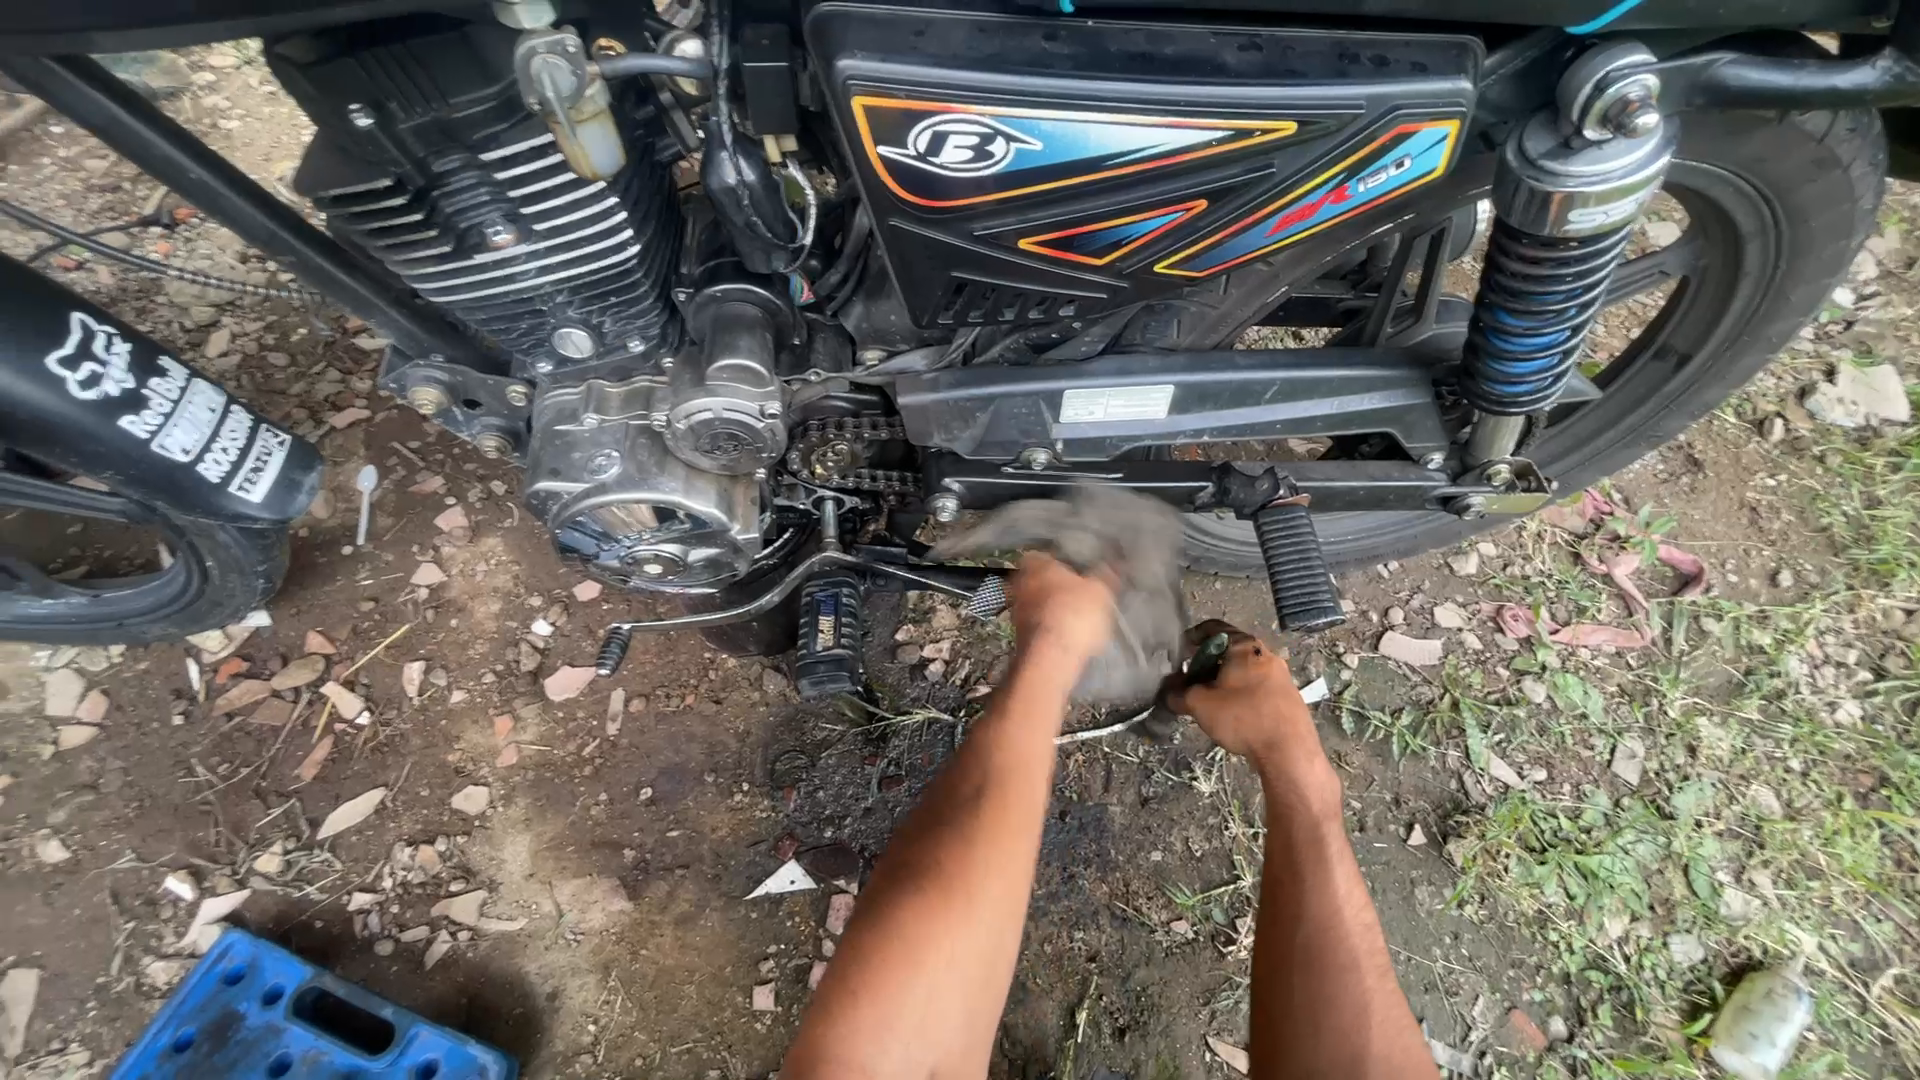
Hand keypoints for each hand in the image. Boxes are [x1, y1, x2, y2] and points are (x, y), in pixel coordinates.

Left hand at [1005, 552, 1113, 670]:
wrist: (1052, 657)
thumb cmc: (1076, 613)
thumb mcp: (1101, 590)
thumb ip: (1105, 574)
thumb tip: (1113, 564)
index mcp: (1037, 565)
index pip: (1041, 554)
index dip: (1057, 561)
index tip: (1074, 570)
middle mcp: (1020, 584)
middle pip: (1037, 579)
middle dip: (1054, 586)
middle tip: (1076, 593)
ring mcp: (1017, 611)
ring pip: (1036, 603)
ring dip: (1050, 608)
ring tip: (1075, 617)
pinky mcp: (1019, 635)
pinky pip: (1037, 624)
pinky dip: (1049, 627)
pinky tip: (1067, 635)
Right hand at [1165, 621, 1336, 798]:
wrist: (1290, 752)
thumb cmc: (1243, 717)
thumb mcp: (1200, 704)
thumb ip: (1179, 694)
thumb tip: (1169, 691)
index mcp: (1244, 646)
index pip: (1213, 628)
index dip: (1191, 637)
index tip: (1179, 654)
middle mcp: (1265, 654)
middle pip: (1228, 650)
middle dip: (1205, 663)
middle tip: (1189, 681)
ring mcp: (1280, 675)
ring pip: (1243, 669)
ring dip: (1222, 679)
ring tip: (1208, 700)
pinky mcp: (1288, 696)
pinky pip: (1256, 685)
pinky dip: (1240, 692)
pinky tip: (1233, 713)